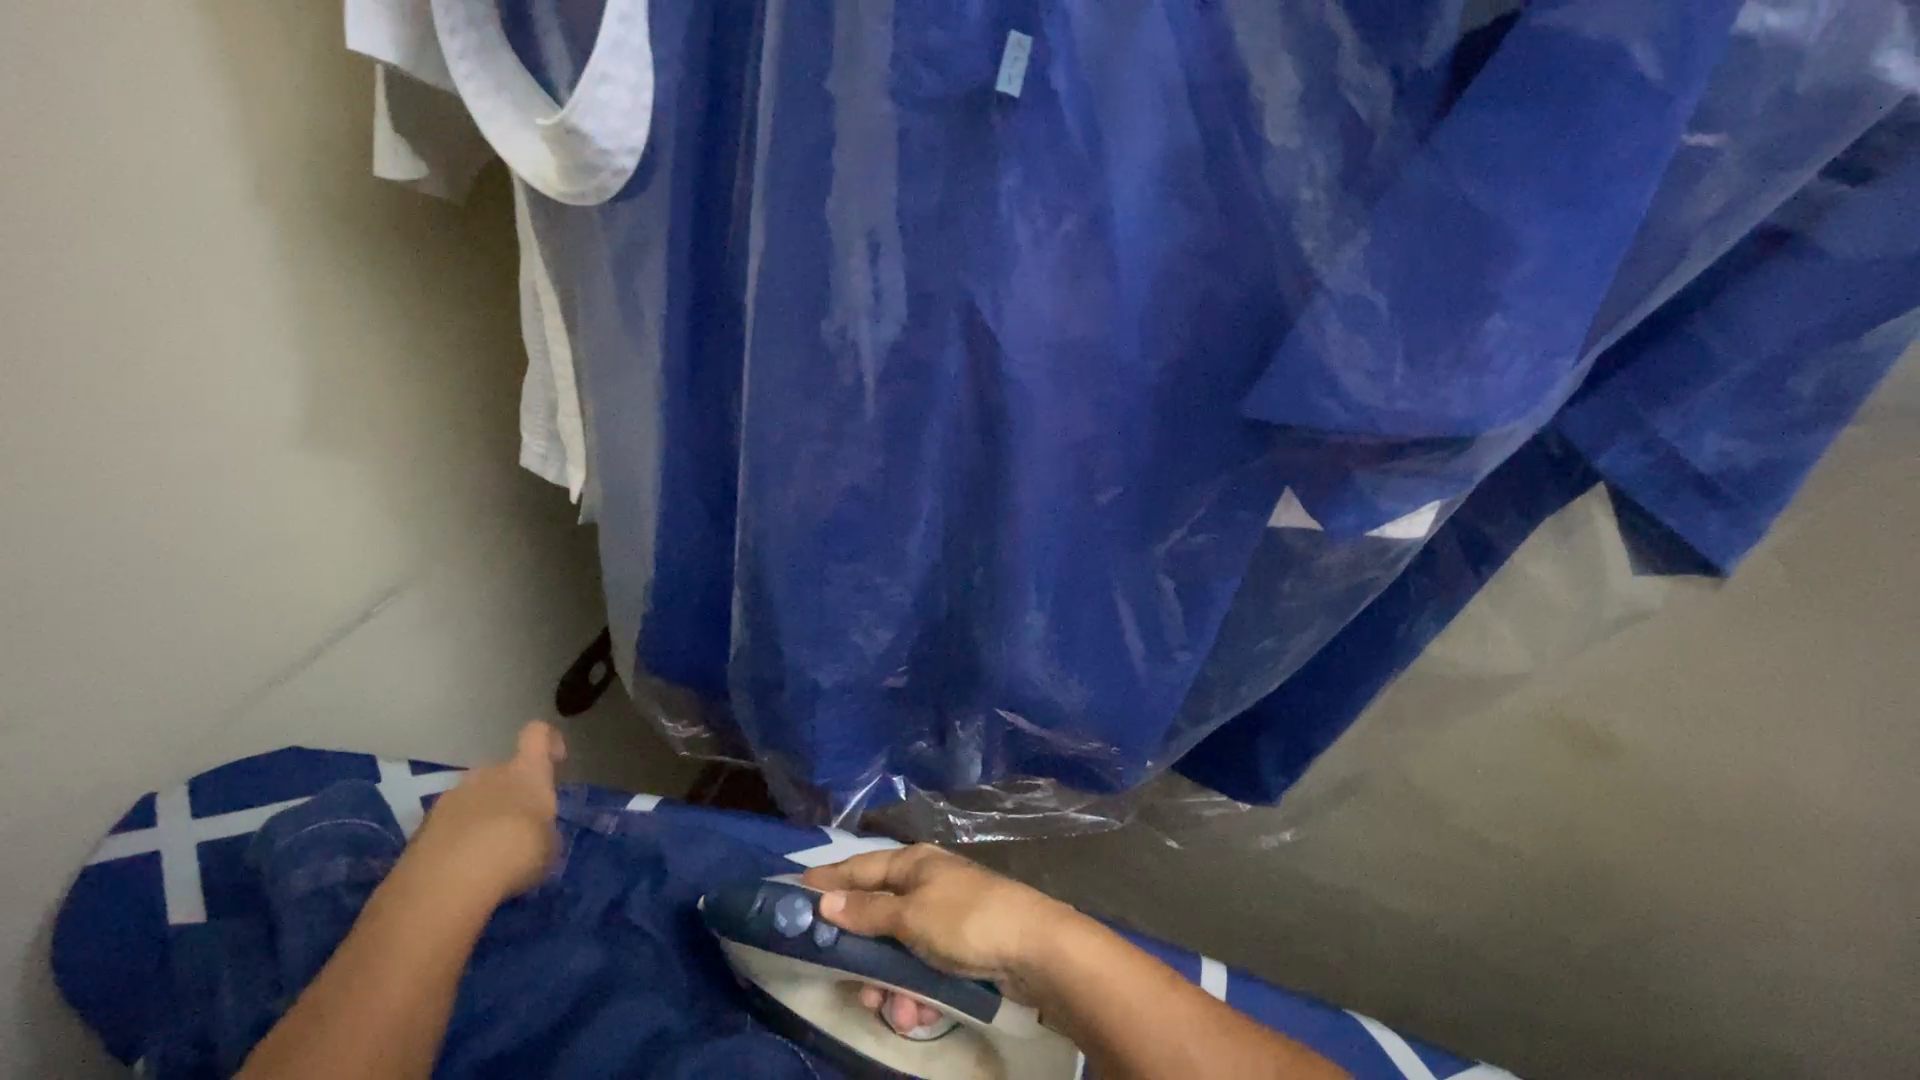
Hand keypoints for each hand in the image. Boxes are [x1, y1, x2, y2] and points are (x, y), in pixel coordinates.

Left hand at [404, 721, 565, 903]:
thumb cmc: (518, 852)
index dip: (548, 740)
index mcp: (526, 772)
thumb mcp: (550, 845)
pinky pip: (451, 822)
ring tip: (490, 852)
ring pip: (475, 797)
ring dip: (484, 815)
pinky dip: (459, 837)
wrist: (449, 880)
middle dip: (512, 793)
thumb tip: (536, 832)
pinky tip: (464, 866)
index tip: (556, 760)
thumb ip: (543, 829)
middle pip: (504, 771)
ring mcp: (452, 796)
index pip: (537, 734)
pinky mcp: (425, 824)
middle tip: (520, 827)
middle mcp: (488, 773)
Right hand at [801, 844, 1081, 1002]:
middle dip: (863, 956)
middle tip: (851, 984)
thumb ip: (866, 911)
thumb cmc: (967, 920)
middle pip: (876, 917)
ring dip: (891, 985)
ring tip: (895, 1010)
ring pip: (898, 951)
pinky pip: (922, 970)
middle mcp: (925, 885)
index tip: (794, 893)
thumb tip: (824, 900)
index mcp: (913, 864)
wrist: (1036, 949)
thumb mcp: (911, 915)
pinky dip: (916, 992)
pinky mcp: (959, 950)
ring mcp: (944, 918)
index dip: (827, 880)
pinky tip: (918, 1013)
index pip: (859, 867)